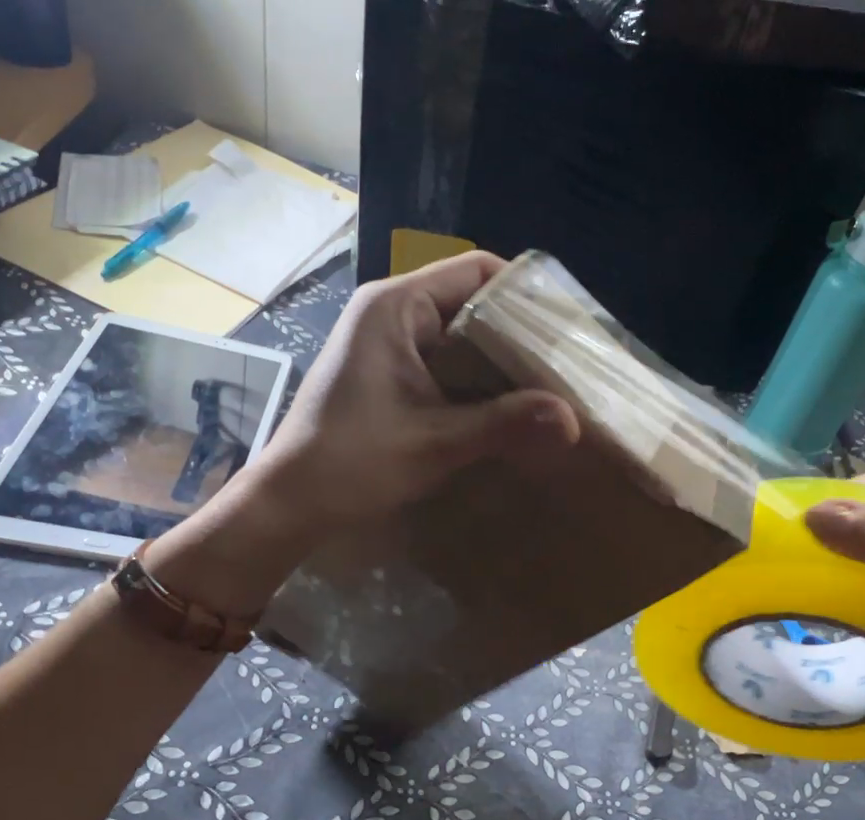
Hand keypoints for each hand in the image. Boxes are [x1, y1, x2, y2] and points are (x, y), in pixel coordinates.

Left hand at [148, 253, 578, 611]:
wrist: (291, 502)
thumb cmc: (353, 462)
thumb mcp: (436, 443)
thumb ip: (505, 424)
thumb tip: (573, 421)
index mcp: (396, 306)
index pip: (476, 271)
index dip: (524, 294)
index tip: (565, 328)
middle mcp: (390, 312)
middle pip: (471, 302)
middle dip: (517, 333)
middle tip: (564, 366)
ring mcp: (385, 342)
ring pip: (459, 336)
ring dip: (498, 362)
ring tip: (547, 388)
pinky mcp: (385, 372)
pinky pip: (443, 362)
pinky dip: (475, 381)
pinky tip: (505, 409)